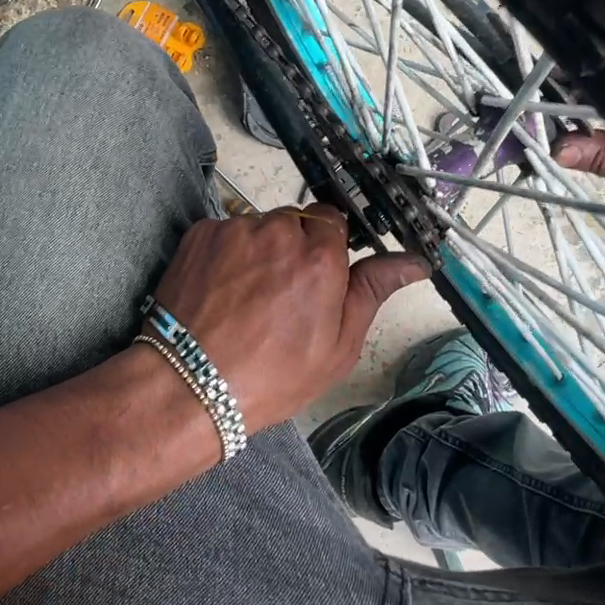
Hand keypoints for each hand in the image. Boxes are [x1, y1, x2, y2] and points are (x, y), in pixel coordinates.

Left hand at [150, 204, 429, 430]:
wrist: (191, 384)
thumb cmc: (270, 375)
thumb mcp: (337, 346)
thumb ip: (373, 290)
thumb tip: (413, 262)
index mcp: (320, 257)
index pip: (332, 220)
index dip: (325, 247)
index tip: (315, 274)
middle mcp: (278, 231)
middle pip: (293, 222)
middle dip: (291, 248)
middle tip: (279, 295)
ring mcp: (235, 229)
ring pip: (257, 227)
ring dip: (257, 250)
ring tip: (244, 298)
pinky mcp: (200, 233)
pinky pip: (224, 232)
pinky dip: (225, 254)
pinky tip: (220, 291)